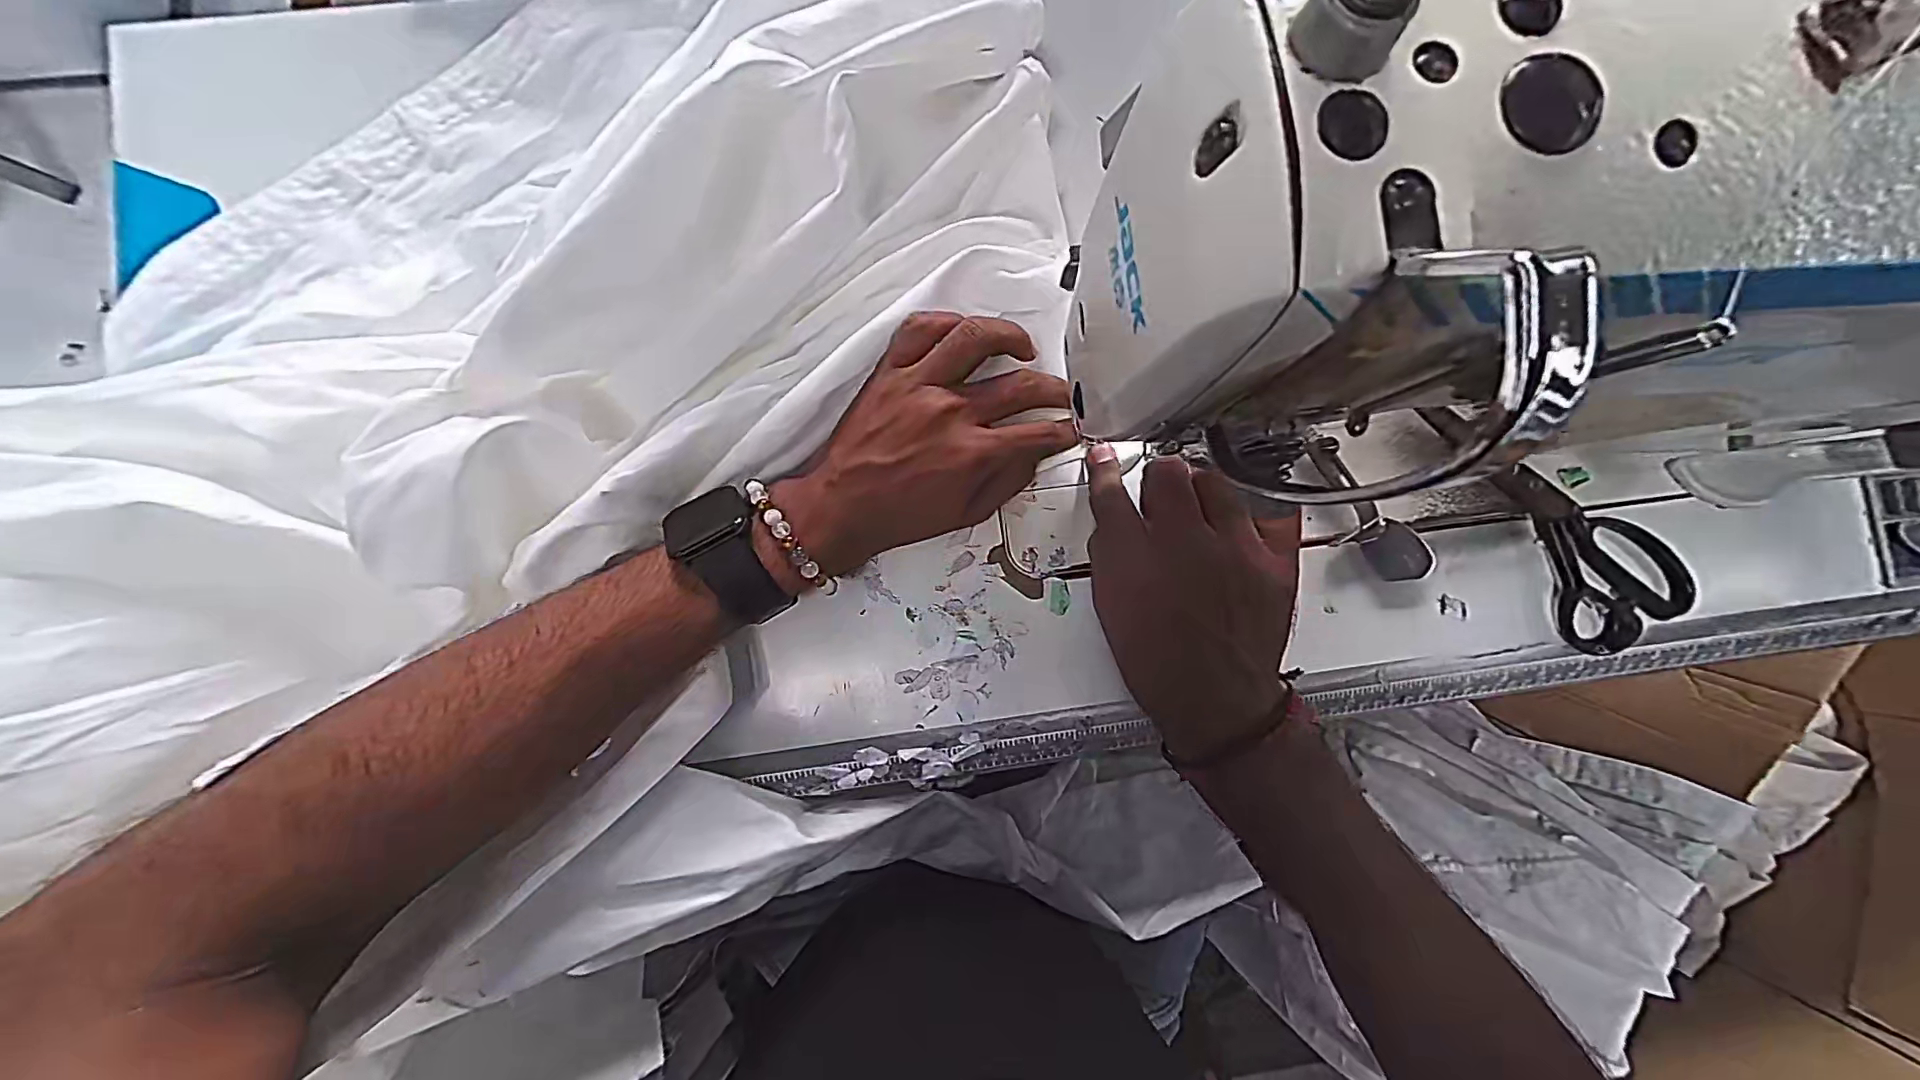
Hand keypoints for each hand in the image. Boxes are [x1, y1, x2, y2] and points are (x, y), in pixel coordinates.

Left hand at [773, 313, 1078, 579]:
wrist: (842, 508)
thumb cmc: (897, 514)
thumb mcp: (966, 512)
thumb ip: (1007, 481)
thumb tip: (1034, 456)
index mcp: (972, 453)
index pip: (1038, 431)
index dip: (1063, 429)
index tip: (1068, 428)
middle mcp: (950, 413)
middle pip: (1021, 385)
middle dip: (1055, 390)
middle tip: (1059, 395)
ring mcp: (919, 387)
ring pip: (975, 338)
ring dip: (1009, 336)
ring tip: (1021, 347)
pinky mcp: (890, 374)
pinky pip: (920, 330)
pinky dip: (947, 322)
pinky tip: (962, 332)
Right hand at [1086, 445, 1302, 762]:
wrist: (1214, 699)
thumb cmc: (1157, 661)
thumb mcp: (1113, 608)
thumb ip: (1110, 557)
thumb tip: (1113, 524)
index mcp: (1131, 559)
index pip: (1111, 495)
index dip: (1104, 471)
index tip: (1104, 459)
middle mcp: (1181, 544)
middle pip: (1167, 474)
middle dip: (1159, 478)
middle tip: (1161, 497)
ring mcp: (1233, 548)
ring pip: (1215, 483)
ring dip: (1202, 490)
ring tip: (1202, 512)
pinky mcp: (1274, 561)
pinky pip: (1269, 511)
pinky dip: (1254, 513)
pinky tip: (1242, 526)